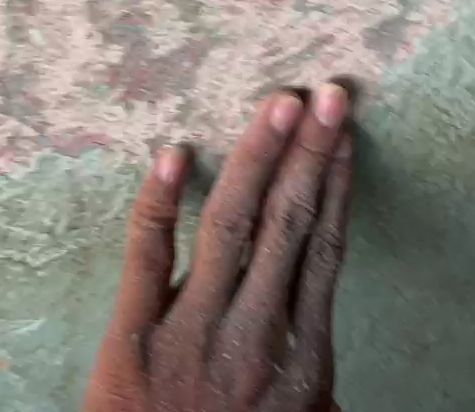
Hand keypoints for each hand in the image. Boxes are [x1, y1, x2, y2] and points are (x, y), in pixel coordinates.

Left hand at [82, 86, 354, 411]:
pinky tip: (175, 152)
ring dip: (257, 157)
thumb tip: (335, 347)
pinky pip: (145, 255)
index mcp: (300, 357)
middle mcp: (254, 335)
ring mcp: (191, 332)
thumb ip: (318, 381)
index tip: (344, 133)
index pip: (325, 247)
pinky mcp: (130, 339)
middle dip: (310, 152)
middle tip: (326, 93)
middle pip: (290, 222)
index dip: (336, 183)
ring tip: (277, 105)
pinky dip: (158, 200)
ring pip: (231, 225)